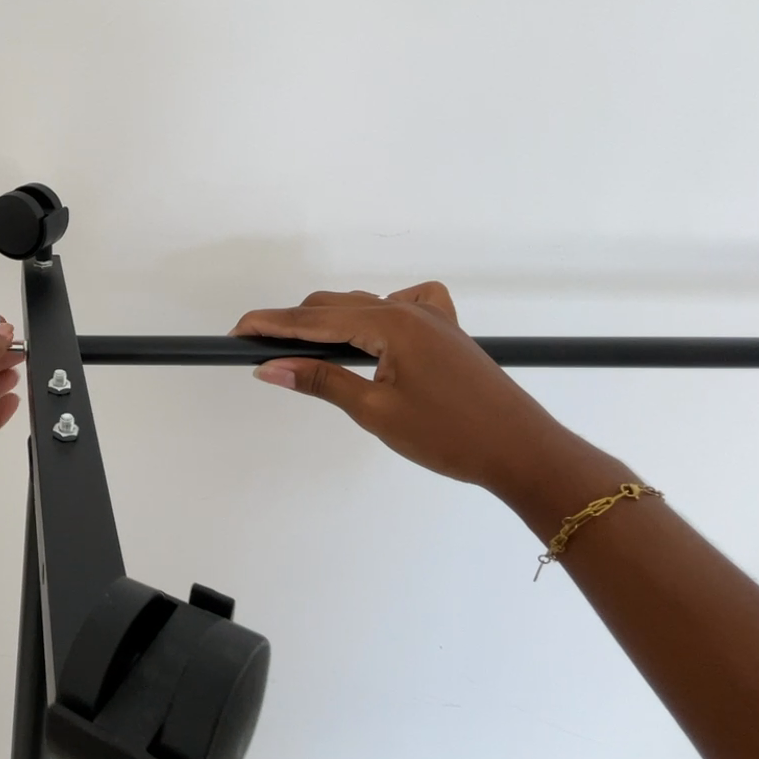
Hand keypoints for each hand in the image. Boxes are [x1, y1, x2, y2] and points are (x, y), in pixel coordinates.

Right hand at [231, 283, 622, 512]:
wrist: (524, 452)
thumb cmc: (450, 435)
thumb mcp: (373, 410)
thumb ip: (320, 380)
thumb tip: (271, 367)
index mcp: (390, 325)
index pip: (313, 319)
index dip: (270, 324)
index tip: (235, 332)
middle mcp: (409, 311)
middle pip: (333, 306)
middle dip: (292, 324)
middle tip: (258, 348)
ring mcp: (431, 319)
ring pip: (361, 306)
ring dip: (326, 323)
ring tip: (298, 350)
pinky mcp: (445, 333)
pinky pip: (399, 307)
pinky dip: (371, 315)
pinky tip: (366, 335)